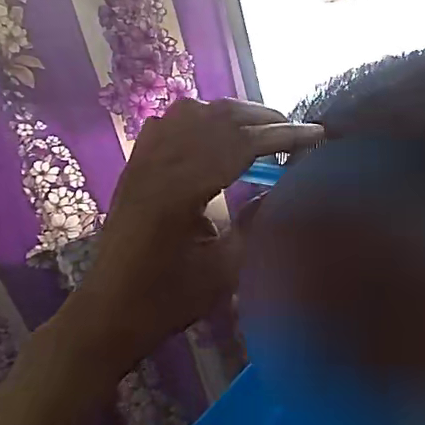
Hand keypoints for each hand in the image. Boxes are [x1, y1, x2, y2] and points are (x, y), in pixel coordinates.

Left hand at [63, 98, 323, 367]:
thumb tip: (284, 190)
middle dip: (263, 118)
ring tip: (261, 129)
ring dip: (232, 114)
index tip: (317, 133)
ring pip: (193, 112)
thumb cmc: (167, 299)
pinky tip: (214, 133)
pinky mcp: (135, 165)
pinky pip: (169, 122)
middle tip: (296, 131)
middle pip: (218, 118)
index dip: (283, 135)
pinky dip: (199, 118)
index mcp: (181, 190)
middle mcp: (160, 164)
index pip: (241, 143)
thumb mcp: (224, 270)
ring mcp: (143, 160)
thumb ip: (256, 225)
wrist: (107, 312)